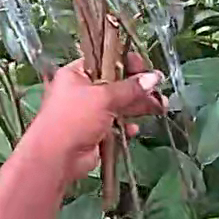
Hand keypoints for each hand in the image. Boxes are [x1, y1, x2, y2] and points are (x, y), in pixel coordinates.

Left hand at [26, 55, 164, 174]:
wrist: (56, 158)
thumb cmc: (74, 118)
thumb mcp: (103, 97)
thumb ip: (130, 88)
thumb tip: (154, 77)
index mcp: (76, 74)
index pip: (105, 60)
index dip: (126, 62)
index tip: (145, 66)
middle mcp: (82, 91)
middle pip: (116, 83)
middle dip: (138, 87)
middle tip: (159, 88)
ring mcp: (89, 112)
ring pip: (119, 104)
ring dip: (139, 105)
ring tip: (161, 106)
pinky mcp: (96, 131)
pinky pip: (117, 124)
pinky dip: (127, 125)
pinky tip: (135, 129)